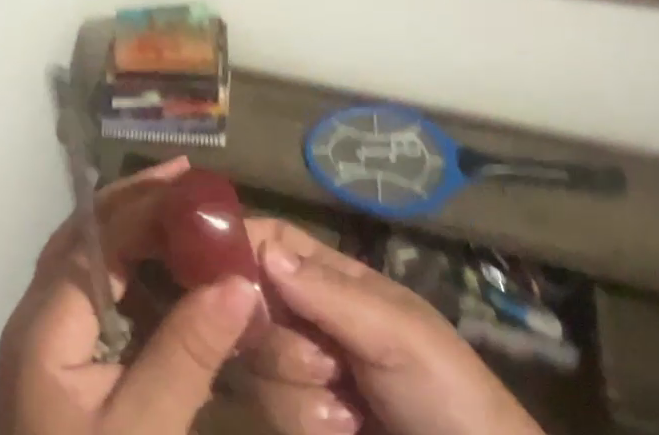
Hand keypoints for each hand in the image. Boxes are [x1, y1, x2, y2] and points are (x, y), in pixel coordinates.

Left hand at [0, 157, 261, 434]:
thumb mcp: (144, 432)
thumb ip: (186, 353)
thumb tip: (238, 279)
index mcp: (44, 330)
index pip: (96, 244)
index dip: (146, 208)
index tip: (197, 185)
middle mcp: (35, 323)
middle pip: (82, 240)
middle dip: (133, 204)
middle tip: (190, 182)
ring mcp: (44, 343)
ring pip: (84, 263)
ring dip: (129, 230)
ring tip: (181, 210)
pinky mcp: (59, 364)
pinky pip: (91, 295)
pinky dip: (127, 269)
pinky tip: (163, 270)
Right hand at [239, 221, 544, 434]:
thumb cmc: (445, 390)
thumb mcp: (397, 333)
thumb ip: (329, 294)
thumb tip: (262, 250)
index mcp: (335, 282)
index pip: (273, 242)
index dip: (241, 245)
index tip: (213, 266)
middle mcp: (309, 319)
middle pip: (250, 306)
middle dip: (280, 340)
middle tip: (324, 362)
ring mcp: (301, 371)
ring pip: (255, 362)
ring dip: (298, 389)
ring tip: (348, 407)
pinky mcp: (297, 418)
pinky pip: (268, 409)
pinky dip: (306, 422)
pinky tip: (345, 430)